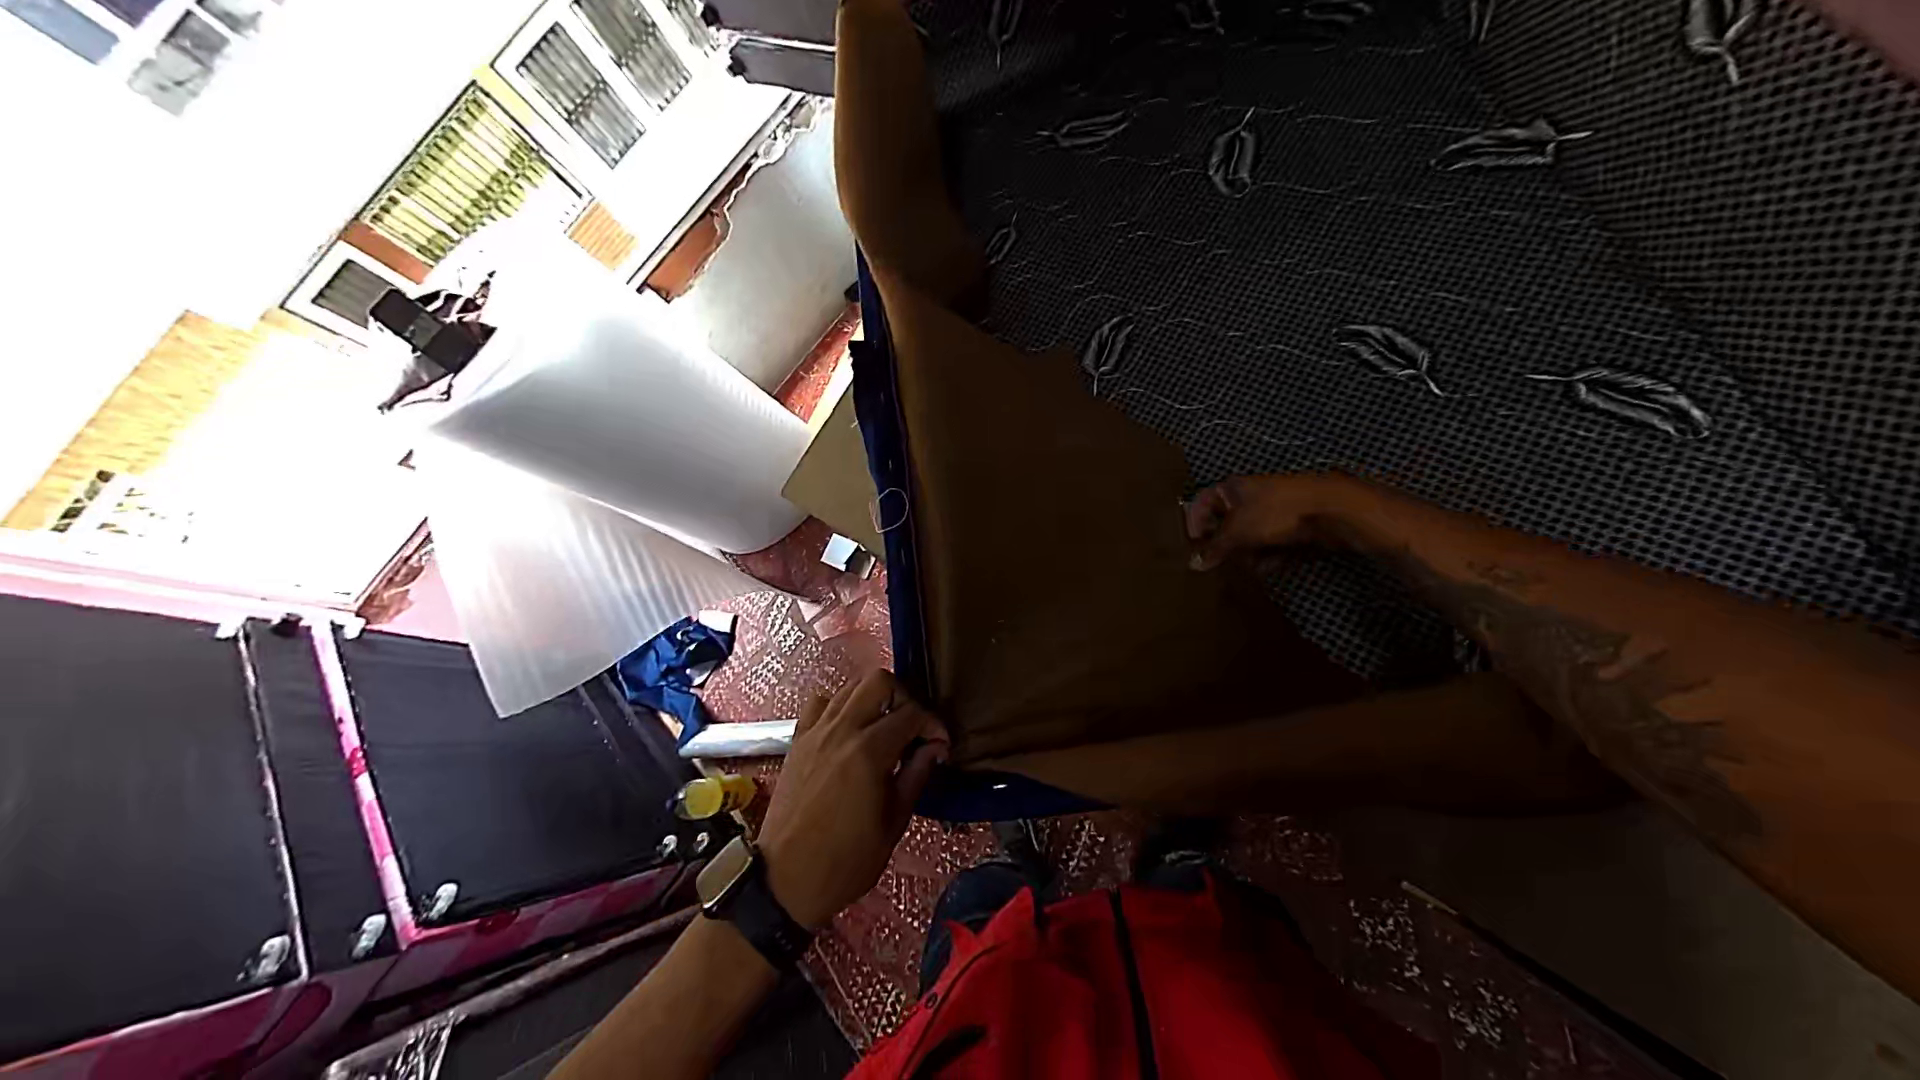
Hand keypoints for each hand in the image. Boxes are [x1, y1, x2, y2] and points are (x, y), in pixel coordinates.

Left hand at [756, 671, 949, 930]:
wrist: (785, 880)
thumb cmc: (846, 861)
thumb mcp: (893, 823)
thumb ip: (916, 775)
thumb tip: (935, 748)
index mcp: (868, 752)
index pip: (912, 714)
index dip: (934, 726)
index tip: (941, 746)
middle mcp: (841, 730)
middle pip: (879, 681)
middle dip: (905, 698)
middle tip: (913, 728)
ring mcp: (815, 732)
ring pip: (849, 686)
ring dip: (873, 699)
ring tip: (884, 728)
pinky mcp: (797, 740)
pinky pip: (820, 703)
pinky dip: (839, 707)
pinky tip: (849, 732)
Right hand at [1184, 472, 1357, 570]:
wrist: (1330, 511)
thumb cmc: (1277, 511)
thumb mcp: (1237, 531)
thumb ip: (1214, 548)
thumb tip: (1194, 563)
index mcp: (1233, 488)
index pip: (1202, 503)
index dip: (1195, 522)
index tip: (1195, 543)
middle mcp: (1250, 497)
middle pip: (1226, 525)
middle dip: (1228, 546)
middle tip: (1227, 559)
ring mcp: (1271, 512)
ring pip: (1248, 539)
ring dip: (1249, 555)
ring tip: (1255, 564)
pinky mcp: (1290, 527)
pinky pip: (1269, 546)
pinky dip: (1269, 557)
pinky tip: (1273, 564)